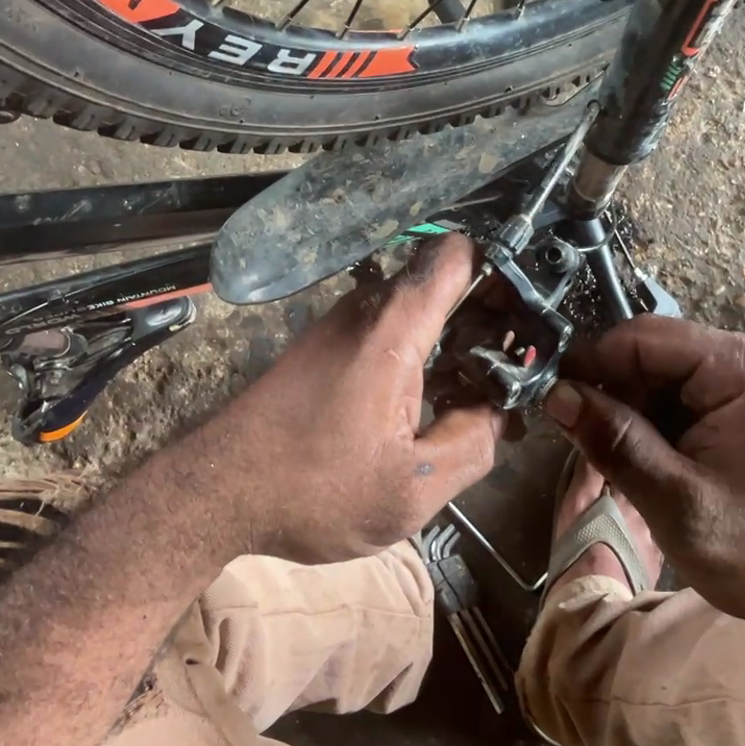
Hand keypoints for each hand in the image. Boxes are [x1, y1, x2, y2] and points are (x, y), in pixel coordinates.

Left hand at [205, 233, 503, 563]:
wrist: (215, 490)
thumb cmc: (312, 488)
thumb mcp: (411, 489)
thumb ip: (473, 445)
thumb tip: (497, 413)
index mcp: (394, 328)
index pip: (458, 255)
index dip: (502, 272)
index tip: (529, 314)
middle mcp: (368, 310)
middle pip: (443, 283)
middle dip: (486, 318)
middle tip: (513, 368)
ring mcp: (343, 326)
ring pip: (417, 312)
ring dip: (452, 344)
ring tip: (477, 397)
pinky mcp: (327, 348)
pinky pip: (389, 334)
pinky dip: (419, 358)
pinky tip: (428, 408)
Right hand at [546, 316, 744, 627]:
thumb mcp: (680, 503)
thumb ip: (615, 442)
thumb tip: (554, 394)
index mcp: (742, 367)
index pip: (642, 337)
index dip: (590, 362)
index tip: (550, 399)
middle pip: (653, 354)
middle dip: (612, 393)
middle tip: (585, 443)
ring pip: (665, 379)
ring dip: (634, 414)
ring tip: (621, 463)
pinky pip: (687, 399)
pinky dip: (659, 427)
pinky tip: (654, 466)